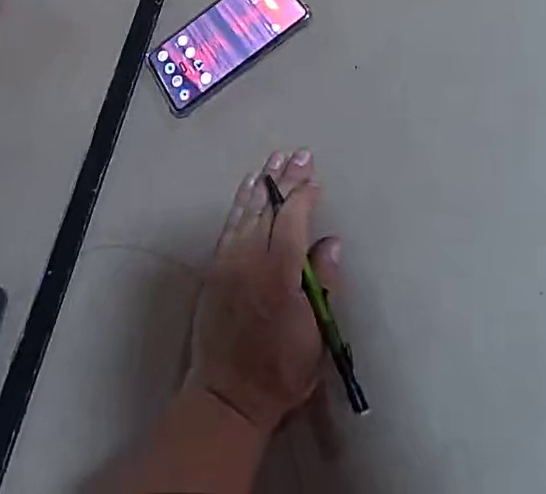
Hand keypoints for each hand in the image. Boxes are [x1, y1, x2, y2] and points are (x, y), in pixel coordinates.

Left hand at [185, 148, 340, 432]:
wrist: (228, 392)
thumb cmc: (281, 371)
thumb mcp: (316, 336)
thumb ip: (322, 284)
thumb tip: (331, 243)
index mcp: (278, 274)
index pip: (292, 221)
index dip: (304, 196)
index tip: (315, 178)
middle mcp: (249, 258)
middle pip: (269, 208)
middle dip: (285, 179)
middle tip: (298, 154)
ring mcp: (227, 259)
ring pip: (246, 210)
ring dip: (262, 183)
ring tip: (274, 160)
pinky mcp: (214, 266)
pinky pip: (229, 223)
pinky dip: (240, 202)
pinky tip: (248, 188)